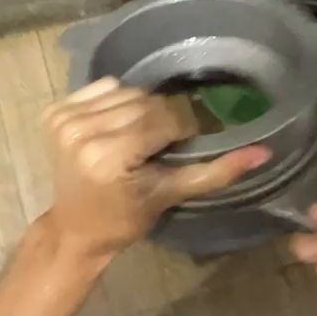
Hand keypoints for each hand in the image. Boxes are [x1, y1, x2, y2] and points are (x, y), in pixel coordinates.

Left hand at [40, 78, 268, 257]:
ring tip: (139, 136)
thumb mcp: (170, 195)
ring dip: (140, 109)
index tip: (183, 145)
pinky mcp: (54, 112)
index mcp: (108, 156)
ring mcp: (64, 120)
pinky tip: (116, 126)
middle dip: (161, 119)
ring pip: (125, 91)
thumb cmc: (125, 218)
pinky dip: (115, 101)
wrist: (75, 226)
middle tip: (162, 143)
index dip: (182, 129)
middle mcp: (81, 132)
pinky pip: (102, 88)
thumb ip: (215, 172)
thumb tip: (262, 152)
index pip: (163, 120)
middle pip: (144, 102)